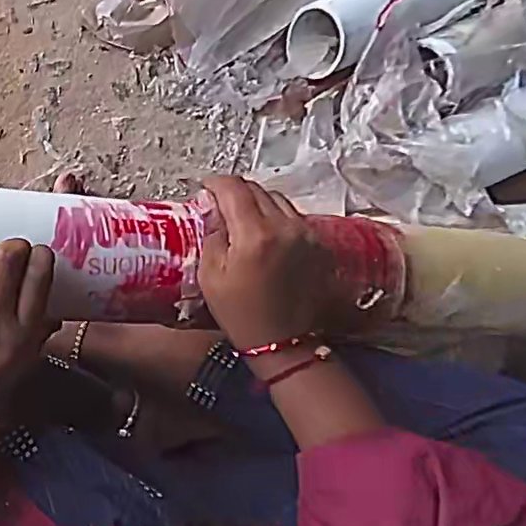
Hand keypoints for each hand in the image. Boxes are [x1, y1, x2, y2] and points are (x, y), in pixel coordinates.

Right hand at [196, 176, 337, 351]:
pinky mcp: (318, 245)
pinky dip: (275, 218)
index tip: (206, 187)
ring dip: (257, 203)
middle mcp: (285, 228)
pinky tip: (264, 234)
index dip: (216, 183)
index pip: (235, 190)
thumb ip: (212, 237)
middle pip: (258, 190)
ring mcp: (306, 235)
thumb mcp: (210, 276)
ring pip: (278, 200)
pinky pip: (293, 218)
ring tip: (242, 218)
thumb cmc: (241, 314)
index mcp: (255, 235)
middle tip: (219, 203)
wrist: (284, 341)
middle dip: (236, 192)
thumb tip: (216, 215)